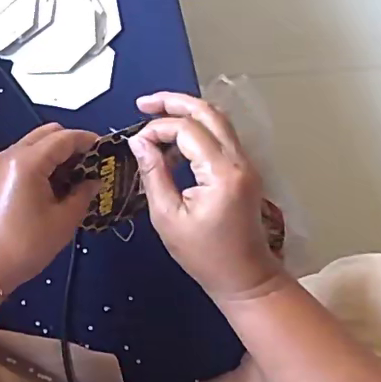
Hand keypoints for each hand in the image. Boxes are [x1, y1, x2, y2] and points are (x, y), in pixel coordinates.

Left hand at [0, 123, 98, 288]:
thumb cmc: (25, 245)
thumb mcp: (63, 221)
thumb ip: (83, 194)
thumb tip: (93, 180)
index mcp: (27, 161)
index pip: (64, 138)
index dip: (89, 140)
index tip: (109, 150)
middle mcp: (11, 155)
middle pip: (48, 133)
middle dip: (73, 143)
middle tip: (94, 164)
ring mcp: (0, 164)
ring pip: (35, 144)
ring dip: (57, 153)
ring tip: (79, 176)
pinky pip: (25, 158)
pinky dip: (43, 162)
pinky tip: (59, 184)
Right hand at [129, 92, 285, 303]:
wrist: (246, 279)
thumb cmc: (204, 255)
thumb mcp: (167, 216)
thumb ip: (153, 174)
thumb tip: (139, 142)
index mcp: (222, 173)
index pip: (187, 130)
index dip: (157, 129)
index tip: (135, 143)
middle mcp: (239, 161)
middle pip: (209, 112)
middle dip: (174, 102)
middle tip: (143, 103)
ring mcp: (245, 164)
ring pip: (217, 120)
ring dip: (186, 113)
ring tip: (154, 117)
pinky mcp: (243, 170)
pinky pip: (219, 137)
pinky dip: (195, 131)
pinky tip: (171, 144)